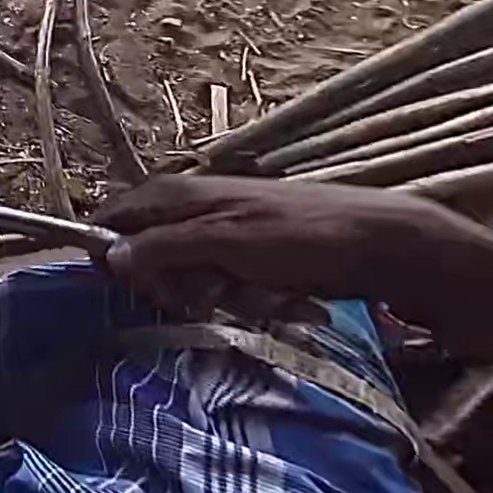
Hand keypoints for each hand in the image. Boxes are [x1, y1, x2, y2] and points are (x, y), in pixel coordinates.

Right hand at [93, 174, 473, 310]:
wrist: (384, 242)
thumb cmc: (297, 237)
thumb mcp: (223, 243)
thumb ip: (161, 248)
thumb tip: (108, 259)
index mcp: (166, 194)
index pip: (108, 222)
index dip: (113, 258)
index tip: (142, 292)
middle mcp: (179, 205)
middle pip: (142, 251)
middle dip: (170, 282)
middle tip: (206, 298)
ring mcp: (210, 225)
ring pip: (179, 270)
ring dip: (210, 292)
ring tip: (251, 297)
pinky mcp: (238, 246)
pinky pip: (214, 276)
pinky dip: (236, 293)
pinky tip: (269, 296)